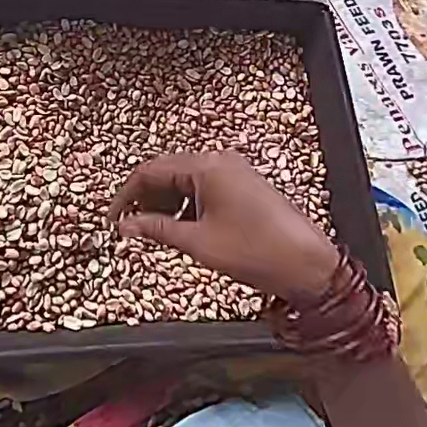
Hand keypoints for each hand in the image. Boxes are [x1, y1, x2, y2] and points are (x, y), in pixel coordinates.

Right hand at [108, 152, 339, 303]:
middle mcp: (219, 160)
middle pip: (166, 172)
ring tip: (154, 230)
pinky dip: (186, 203)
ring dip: (165, 202)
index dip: (126, 196)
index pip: (150, 171)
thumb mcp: (198, 242)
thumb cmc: (256, 251)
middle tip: (130, 226)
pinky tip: (181, 226)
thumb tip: (124, 227)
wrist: (312, 266)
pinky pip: (203, 186)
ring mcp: (233, 170)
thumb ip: (157, 229)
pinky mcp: (243, 184)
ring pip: (184, 180)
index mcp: (206, 167)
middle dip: (144, 199)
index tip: (113, 219)